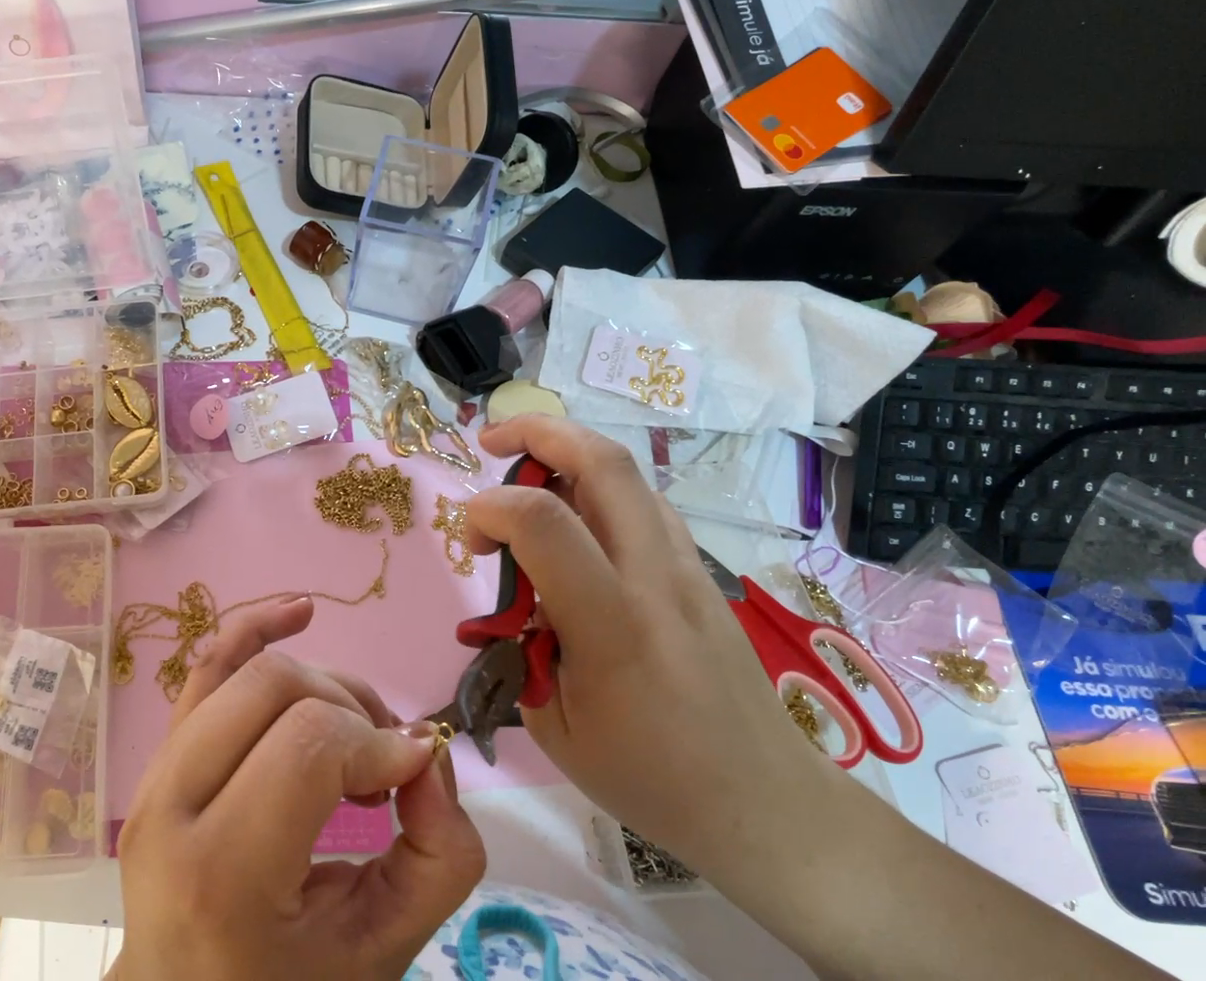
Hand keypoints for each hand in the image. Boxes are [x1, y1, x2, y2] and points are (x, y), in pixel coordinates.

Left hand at [112, 596, 484, 980]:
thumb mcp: (384, 947)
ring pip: (244, 669)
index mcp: (223, 872)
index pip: (310, 743)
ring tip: (355, 732)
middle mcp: (170, 809)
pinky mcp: (156, 757)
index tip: (410, 777)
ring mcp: (152, 776)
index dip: (377, 743)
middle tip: (383, 761)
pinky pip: (202, 668)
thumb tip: (425, 754)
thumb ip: (437, 854)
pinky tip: (300, 611)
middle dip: (351, 706)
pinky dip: (253, 628)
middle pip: (275, 687)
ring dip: (319, 682)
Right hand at [465, 416, 847, 876]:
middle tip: (489, 442)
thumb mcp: (554, 728)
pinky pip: (644, 506)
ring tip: (524, 484)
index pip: (544, 522)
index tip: (471, 537)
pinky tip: (574, 527)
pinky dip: (597, 490)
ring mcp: (687, 570)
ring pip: (628, 475)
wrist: (762, 802)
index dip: (490, 507)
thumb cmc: (649, 779)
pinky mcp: (701, 574)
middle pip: (602, 462)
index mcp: (613, 625)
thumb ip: (522, 651)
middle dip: (536, 431)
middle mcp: (655, 579)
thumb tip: (515, 603)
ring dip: (568, 457)